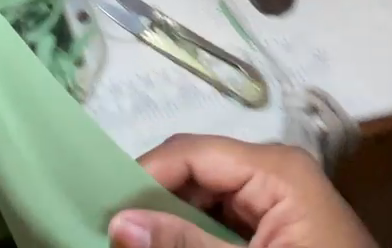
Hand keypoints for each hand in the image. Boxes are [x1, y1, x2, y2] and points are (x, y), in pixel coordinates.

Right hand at [109, 135, 377, 247]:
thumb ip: (185, 246)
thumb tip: (116, 223)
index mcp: (276, 168)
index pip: (188, 152)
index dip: (144, 177)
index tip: (109, 213)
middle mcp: (276, 170)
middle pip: (194, 172)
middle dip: (157, 203)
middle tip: (120, 232)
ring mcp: (281, 198)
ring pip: (205, 196)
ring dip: (174, 221)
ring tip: (141, 241)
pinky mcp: (283, 226)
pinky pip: (225, 219)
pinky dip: (198, 234)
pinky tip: (176, 244)